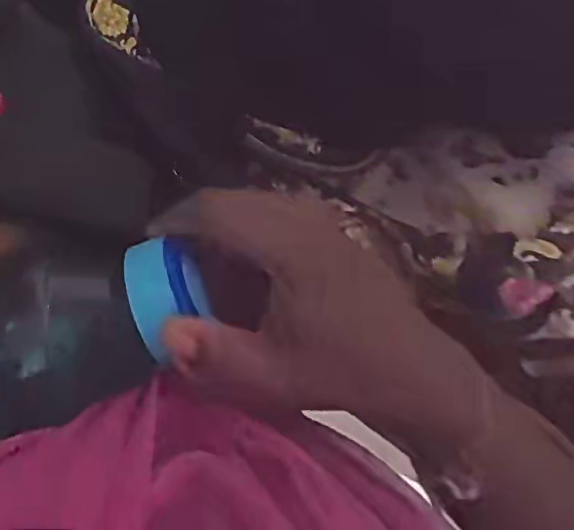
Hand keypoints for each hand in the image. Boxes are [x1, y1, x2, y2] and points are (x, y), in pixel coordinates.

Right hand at [151, 189, 490, 450]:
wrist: (423, 376)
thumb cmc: (347, 373)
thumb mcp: (277, 377)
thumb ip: (217, 355)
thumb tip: (164, 330)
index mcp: (291, 246)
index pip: (216, 208)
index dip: (174, 219)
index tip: (149, 241)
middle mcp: (304, 217)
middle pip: (228, 197)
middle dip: (192, 219)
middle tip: (171, 254)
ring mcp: (320, 216)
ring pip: (248, 198)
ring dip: (218, 220)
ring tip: (203, 257)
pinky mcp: (327, 223)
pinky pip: (268, 206)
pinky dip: (242, 223)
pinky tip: (243, 259)